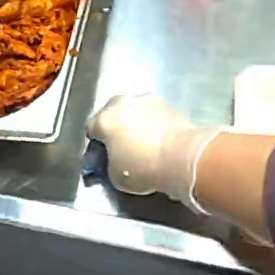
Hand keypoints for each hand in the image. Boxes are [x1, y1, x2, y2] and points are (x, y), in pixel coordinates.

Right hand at [88, 94, 223, 210]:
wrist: (182, 156)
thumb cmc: (142, 167)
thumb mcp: (114, 174)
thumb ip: (108, 161)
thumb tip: (113, 157)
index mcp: (105, 118)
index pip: (91, 127)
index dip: (96, 142)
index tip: (103, 153)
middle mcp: (124, 102)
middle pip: (113, 112)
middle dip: (115, 125)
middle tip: (122, 145)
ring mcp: (148, 99)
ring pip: (134, 109)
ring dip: (135, 120)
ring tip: (144, 140)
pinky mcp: (168, 103)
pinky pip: (153, 112)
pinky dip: (153, 121)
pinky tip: (159, 136)